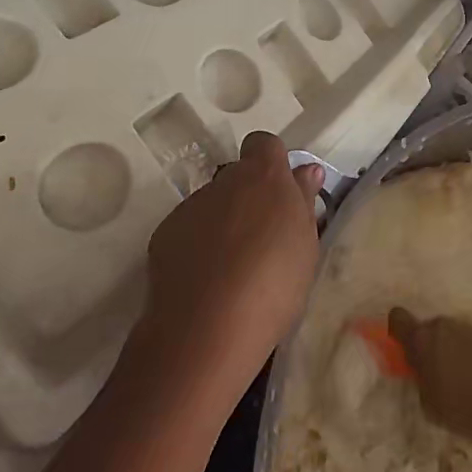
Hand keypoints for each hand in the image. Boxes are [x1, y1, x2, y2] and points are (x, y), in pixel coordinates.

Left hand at [136, 132, 323, 385]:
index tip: (282, 192)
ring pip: (213, 204)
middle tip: (263, 238)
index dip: (272, 162)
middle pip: (238, 176)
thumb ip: (304, 200)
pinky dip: (198, 245)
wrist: (207, 328)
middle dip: (250, 197)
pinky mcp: (165, 233)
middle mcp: (224, 181)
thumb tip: (306, 170)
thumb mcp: (305, 244)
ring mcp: (191, 206)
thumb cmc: (274, 284)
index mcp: (264, 176)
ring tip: (234, 268)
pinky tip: (207, 280)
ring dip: (224, 222)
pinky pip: (189, 229)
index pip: (265, 143)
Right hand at [388, 307, 471, 446]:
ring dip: (458, 352)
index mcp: (423, 339)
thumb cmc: (464, 409)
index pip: (398, 319)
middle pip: (432, 330)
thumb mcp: (429, 404)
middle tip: (443, 377)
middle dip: (434, 348)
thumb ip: (422, 379)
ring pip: (457, 336)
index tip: (408, 349)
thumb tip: (426, 368)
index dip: (400, 331)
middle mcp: (446, 325)